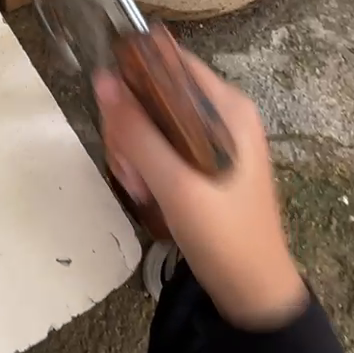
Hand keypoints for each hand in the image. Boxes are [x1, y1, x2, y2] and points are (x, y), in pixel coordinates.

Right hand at [95, 51, 308, 329]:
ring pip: (149, 118)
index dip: (134, 75)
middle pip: (152, 91)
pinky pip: (158, 141)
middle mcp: (220, 112)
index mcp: (226, 106)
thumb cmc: (222, 233)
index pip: (169, 60)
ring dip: (132, 148)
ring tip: (138, 184)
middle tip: (130, 164)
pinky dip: (143, 161)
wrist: (251, 291)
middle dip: (129, 124)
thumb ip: (136, 130)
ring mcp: (211, 136)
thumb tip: (102, 79)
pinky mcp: (201, 159)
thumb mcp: (174, 182)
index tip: (114, 109)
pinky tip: (144, 189)